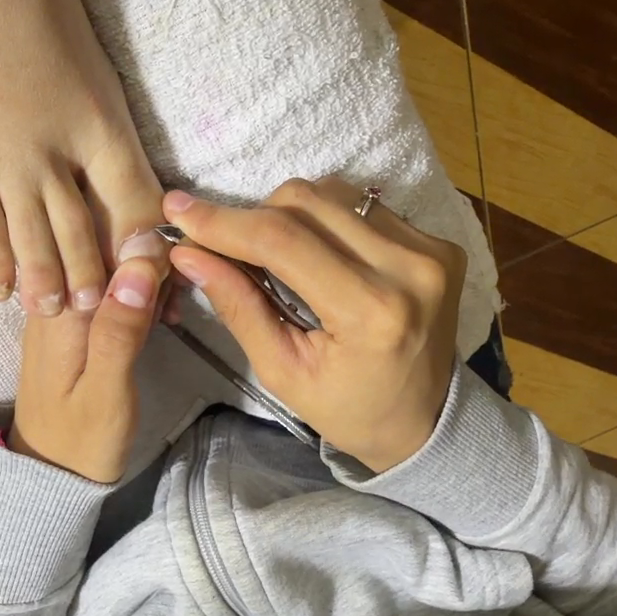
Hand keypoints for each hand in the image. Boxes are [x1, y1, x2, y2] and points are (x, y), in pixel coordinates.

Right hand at [0, 0, 165, 315]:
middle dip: (79, 280)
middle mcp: (33, 150)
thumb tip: (85, 149)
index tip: (142, 272)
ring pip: (3, 242)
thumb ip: (80, 96)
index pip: (131, 199)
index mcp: (89, 113)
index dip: (138, 246)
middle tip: (81, 311)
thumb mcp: (68, 25)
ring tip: (23, 302)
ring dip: (18, 278)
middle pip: (68, 235)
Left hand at [7, 258, 164, 482]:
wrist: (51, 474)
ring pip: (112, 264)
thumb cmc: (81, 441)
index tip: (180, 271)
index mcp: (60, 308)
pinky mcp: (76, 321)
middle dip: (152, 258)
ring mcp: (64, 306)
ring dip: (151, 276)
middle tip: (178, 298)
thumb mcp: (107, 392)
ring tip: (173, 309)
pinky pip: (110, 286)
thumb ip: (120, 329)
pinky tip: (161, 315)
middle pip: (106, 245)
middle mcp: (55, 296)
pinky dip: (141, 294)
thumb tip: (141, 262)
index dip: (148, 246)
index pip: (103, 244)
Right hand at [162, 178, 465, 471]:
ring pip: (334, 194)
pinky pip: (363, 206)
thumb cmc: (348, 408)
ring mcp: (429, 250)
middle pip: (307, 202)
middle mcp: (409, 268)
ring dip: (289, 213)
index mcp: (371, 312)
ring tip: (273, 253)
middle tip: (225, 243)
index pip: (282, 241)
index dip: (223, 222)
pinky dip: (326, 220)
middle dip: (252, 216)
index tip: (178, 212)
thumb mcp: (283, 372)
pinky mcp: (438, 242)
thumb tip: (188, 252)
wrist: (424, 420)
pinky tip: (317, 253)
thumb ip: (239, 306)